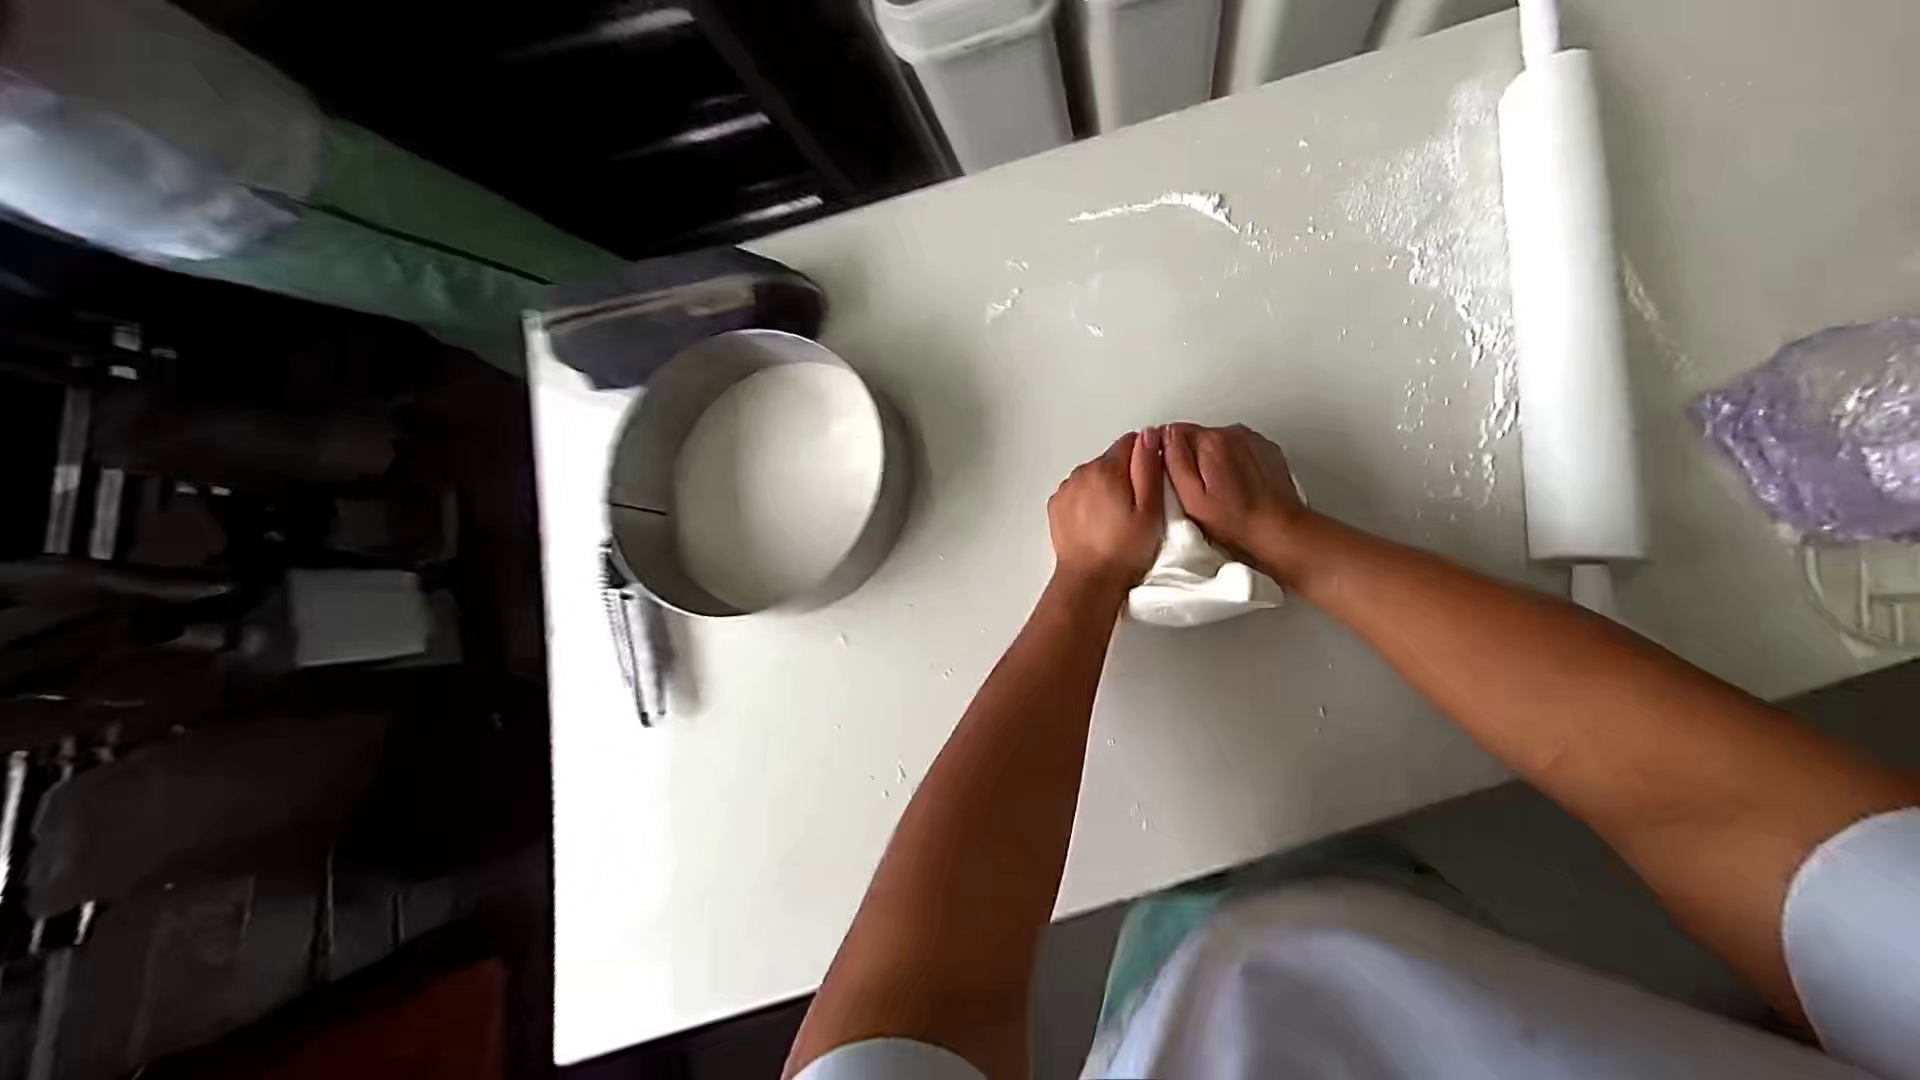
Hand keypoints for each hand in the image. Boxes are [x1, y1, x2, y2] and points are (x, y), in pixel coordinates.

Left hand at [1048, 429, 1164, 588]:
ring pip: (1092, 476)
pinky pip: (1077, 493)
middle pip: (1110, 460)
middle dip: (1124, 475)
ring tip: (1116, 519)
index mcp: (1105, 469)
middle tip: (1136, 507)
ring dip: (1104, 488)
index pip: (1130, 442)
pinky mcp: (1057, 506)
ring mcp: (1065, 490)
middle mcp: (1081, 473)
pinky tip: (1097, 523)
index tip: (1152, 480)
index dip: (1146, 457)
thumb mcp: (1150, 508)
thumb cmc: (1123, 549)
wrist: (1089, 579)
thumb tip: (1148, 435)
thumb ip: (1148, 466)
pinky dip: (1087, 502)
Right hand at [1164, 423, 1310, 577]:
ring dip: (1211, 461)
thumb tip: (1163, 436)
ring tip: (1217, 490)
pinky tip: (1234, 486)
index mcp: (1210, 442)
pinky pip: (1238, 450)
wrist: (1279, 529)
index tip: (1170, 476)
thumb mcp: (1191, 497)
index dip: (1165, 454)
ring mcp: (1252, 441)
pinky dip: (1233, 463)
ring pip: (1217, 443)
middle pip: (1195, 436)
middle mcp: (1232, 433)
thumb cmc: (1236, 520)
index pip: (1172, 431)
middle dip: (1190, 458)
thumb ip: (1173, 460)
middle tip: (1195, 489)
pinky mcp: (1265, 450)